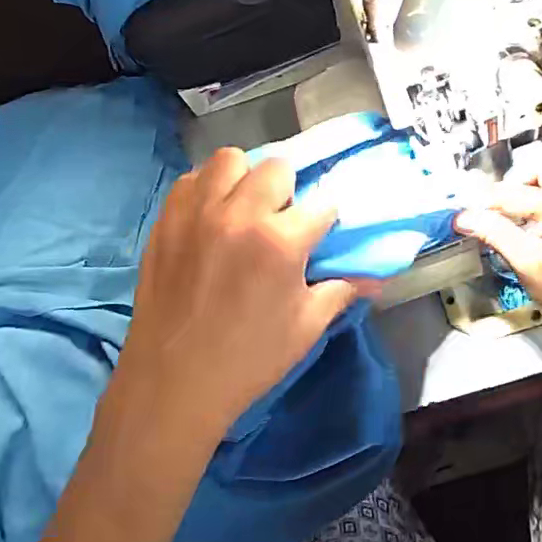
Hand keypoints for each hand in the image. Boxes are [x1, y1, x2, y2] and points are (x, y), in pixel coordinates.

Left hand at [107, 148, 365, 449]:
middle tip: (281, 221)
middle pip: (276, 169)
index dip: (325, 219)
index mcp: (279, 241)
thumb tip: (375, 278)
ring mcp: (197, 212)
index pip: (321, 204)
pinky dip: (207, 189)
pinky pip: (192, 180)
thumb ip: (340, 291)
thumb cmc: (248, 360)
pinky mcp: (166, 219)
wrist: (173, 382)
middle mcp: (238, 213)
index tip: (320, 234)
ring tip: (243, 209)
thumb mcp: (305, 328)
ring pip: (229, 160)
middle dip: (288, 191)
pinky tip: (211, 217)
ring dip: (245, 178)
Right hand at [453, 147, 541, 346]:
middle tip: (497, 204)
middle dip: (515, 179)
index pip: (514, 192)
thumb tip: (465, 217)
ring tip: (521, 200)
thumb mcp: (527, 263)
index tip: (466, 215)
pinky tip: (541, 208)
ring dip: (537, 180)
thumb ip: (495, 233)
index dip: (485, 203)